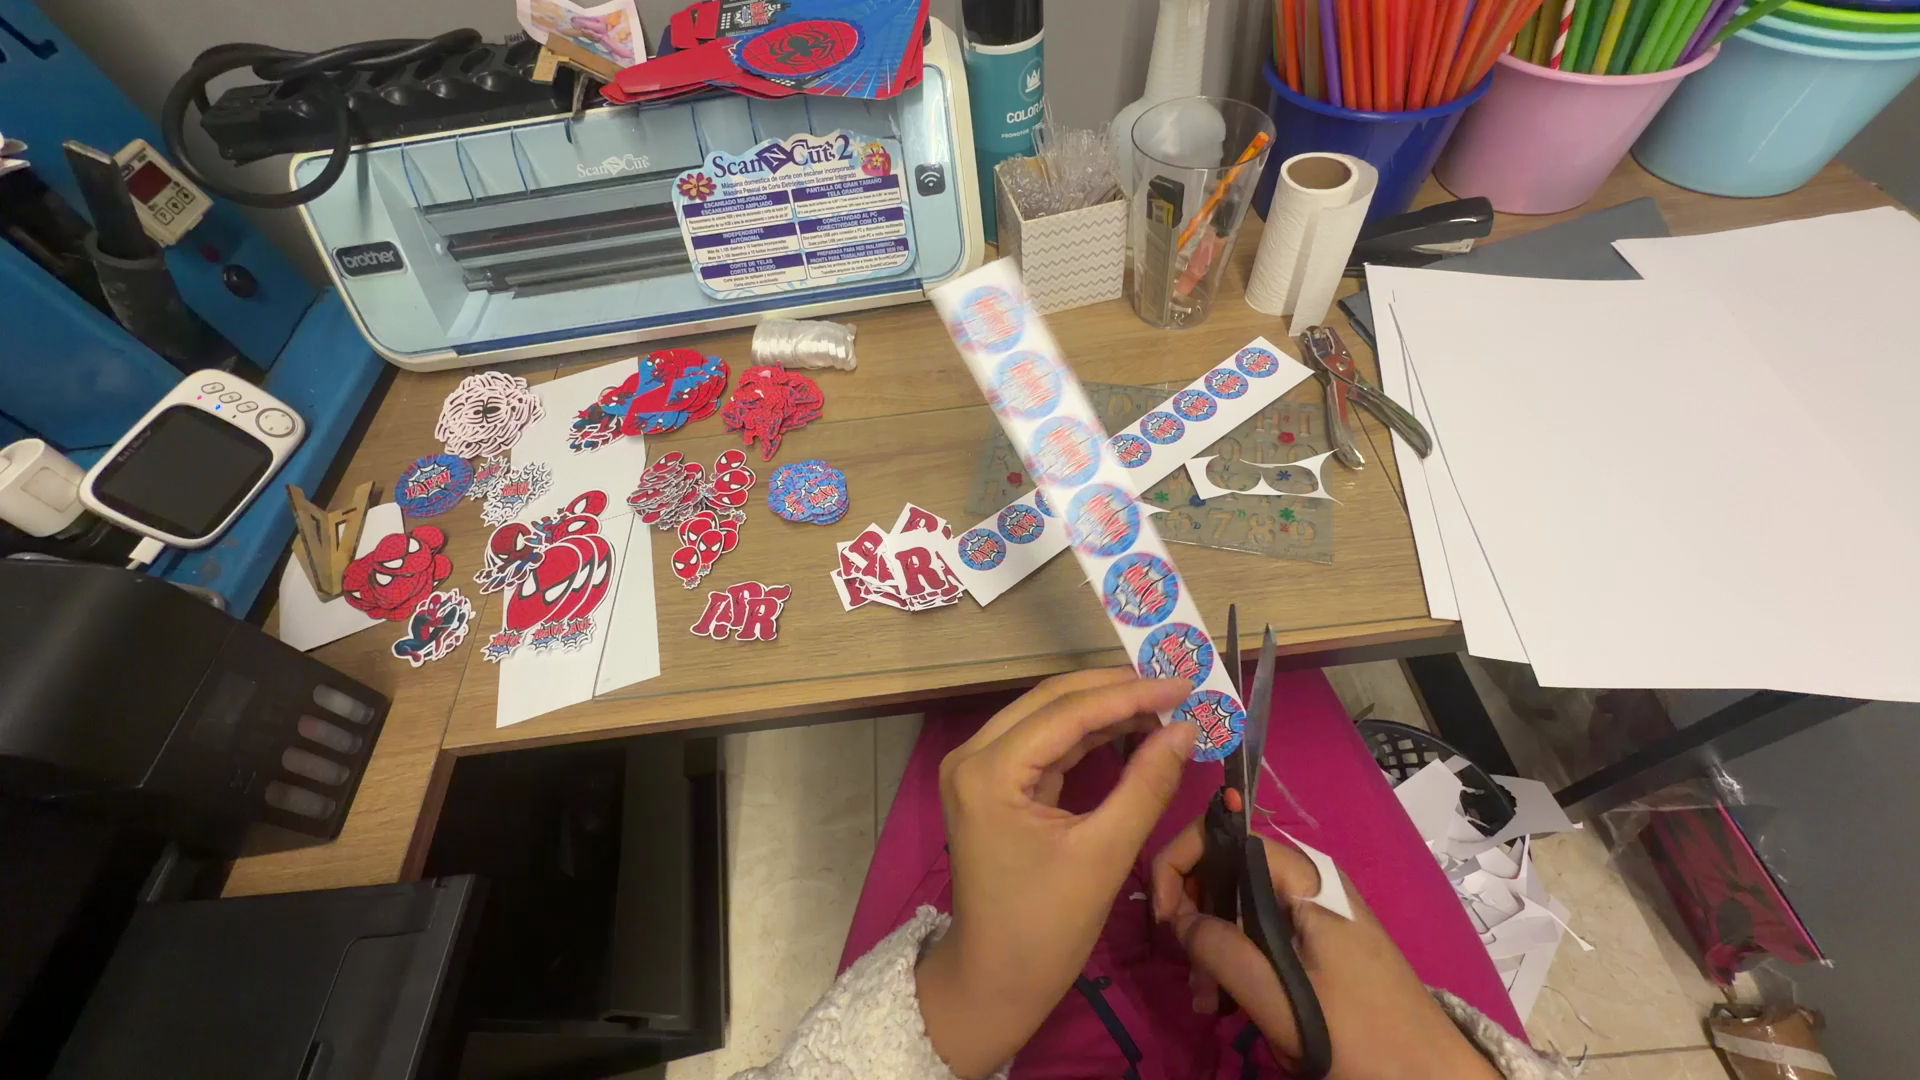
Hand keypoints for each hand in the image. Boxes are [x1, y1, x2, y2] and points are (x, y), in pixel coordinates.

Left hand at [915, 670, 1196, 1079]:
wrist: (994, 981)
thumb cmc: (1045, 929)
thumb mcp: (1104, 855)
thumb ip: (1146, 785)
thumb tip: (1185, 729)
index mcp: (988, 771)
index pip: (1067, 713)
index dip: (1129, 694)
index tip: (1182, 681)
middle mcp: (973, 754)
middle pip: (1052, 702)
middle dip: (1114, 690)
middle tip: (1174, 685)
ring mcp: (978, 765)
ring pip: (1048, 716)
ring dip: (1103, 708)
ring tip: (1160, 702)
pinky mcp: (991, 779)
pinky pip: (1043, 742)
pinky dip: (1086, 734)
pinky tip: (1127, 727)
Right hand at [1151, 822, 1500, 1079]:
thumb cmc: (1366, 1039)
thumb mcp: (1282, 999)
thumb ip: (1220, 950)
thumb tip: (1175, 917)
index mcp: (1303, 874)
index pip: (1221, 834)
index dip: (1179, 864)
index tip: (1162, 917)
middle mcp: (1306, 877)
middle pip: (1224, 867)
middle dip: (1193, 912)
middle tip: (1189, 973)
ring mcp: (1313, 907)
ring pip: (1237, 902)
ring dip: (1211, 943)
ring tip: (1207, 1001)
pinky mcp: (1317, 937)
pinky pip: (1259, 928)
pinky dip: (1235, 957)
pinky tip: (1227, 999)